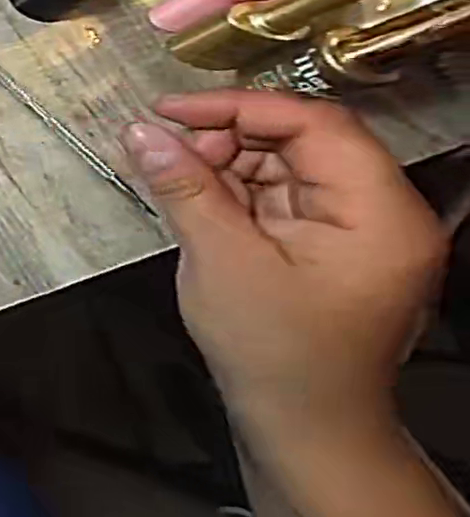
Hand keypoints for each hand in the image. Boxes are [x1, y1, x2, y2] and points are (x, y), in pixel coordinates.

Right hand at [121, 90, 445, 435]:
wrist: (299, 410)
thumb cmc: (272, 341)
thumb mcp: (219, 257)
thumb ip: (183, 187)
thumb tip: (139, 129)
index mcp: (378, 215)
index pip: (316, 126)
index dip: (238, 106)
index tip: (165, 111)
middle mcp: (374, 210)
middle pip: (296, 137)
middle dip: (221, 136)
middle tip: (165, 156)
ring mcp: (344, 222)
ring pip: (273, 157)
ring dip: (215, 159)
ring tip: (174, 183)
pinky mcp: (313, 233)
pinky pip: (264, 184)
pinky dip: (219, 182)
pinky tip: (189, 196)